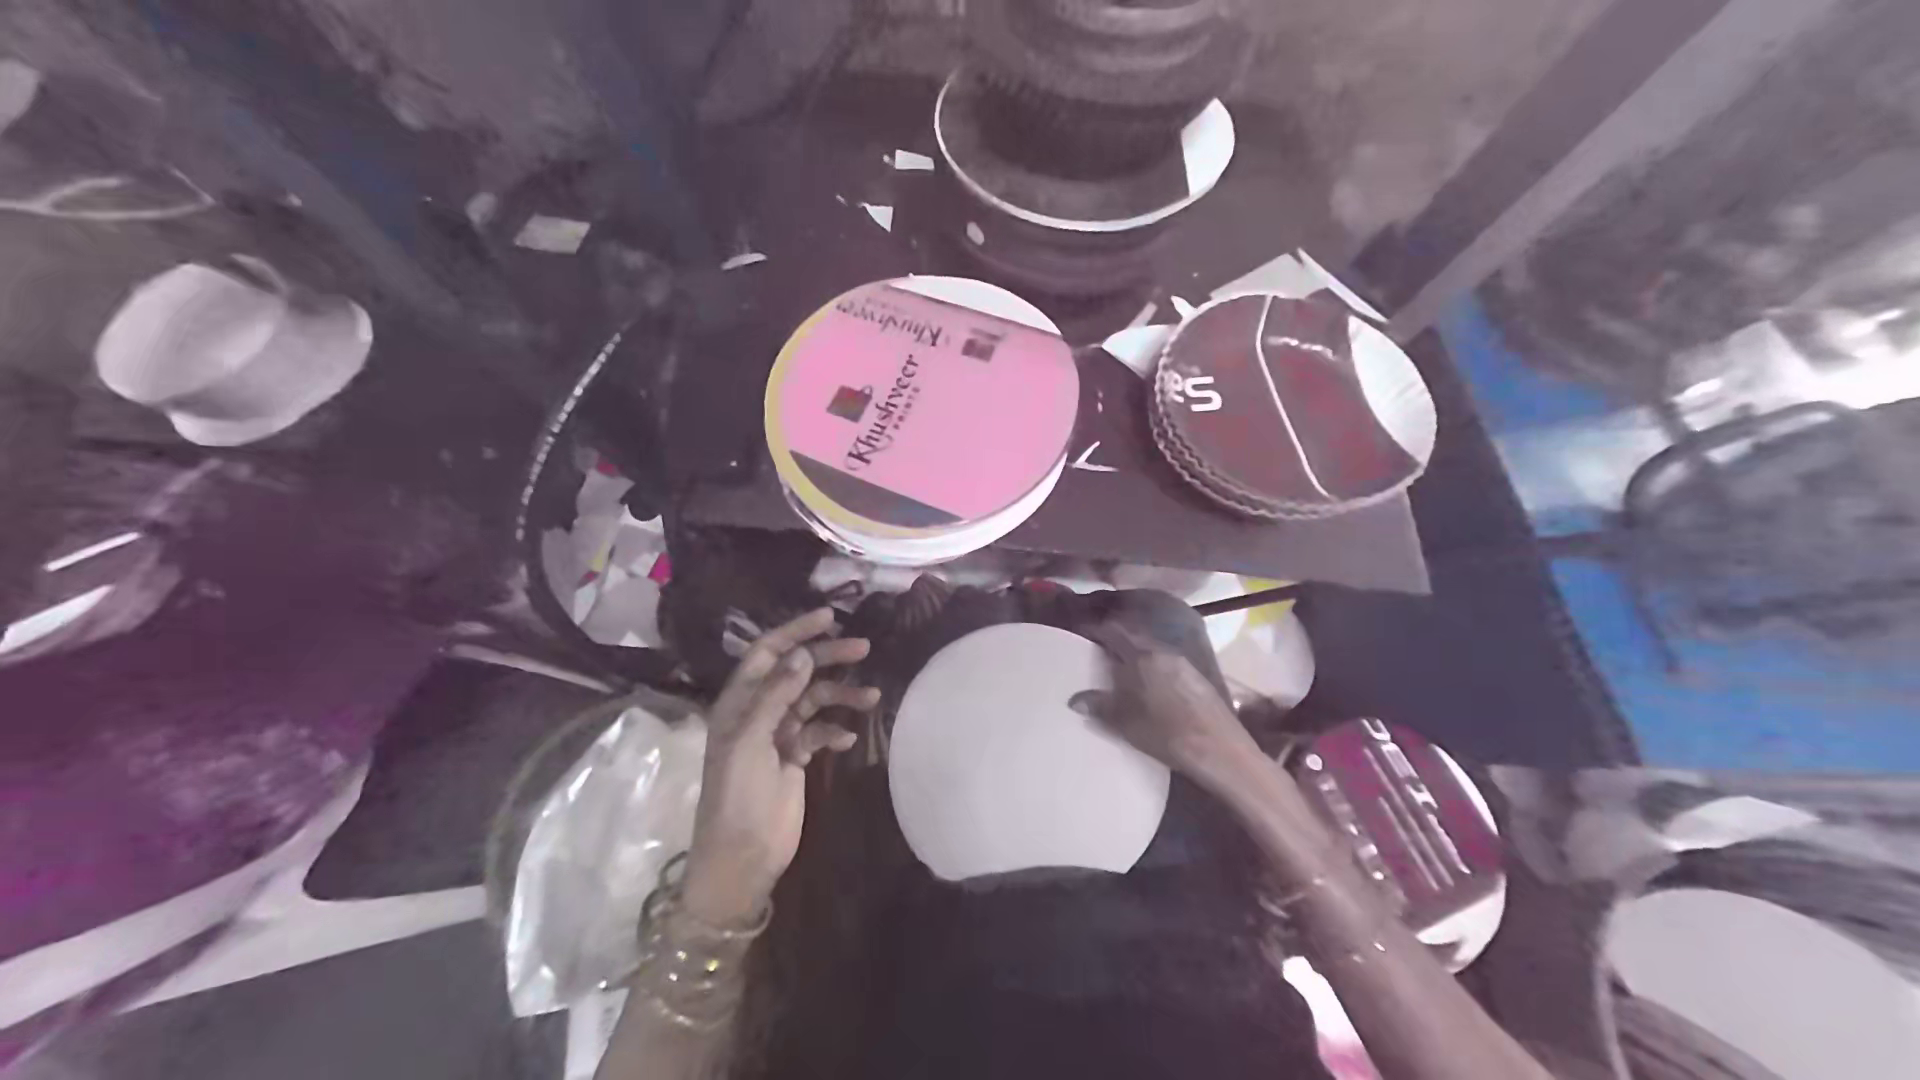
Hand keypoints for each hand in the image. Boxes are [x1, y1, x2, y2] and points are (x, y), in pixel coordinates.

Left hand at [682, 608, 879, 922]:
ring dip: (841, 696)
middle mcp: (759, 711)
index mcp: (739, 702)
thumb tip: (802, 653)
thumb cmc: (737, 797)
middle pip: (797, 672)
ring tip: (872, 698)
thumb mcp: (751, 741)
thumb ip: (776, 696)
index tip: (830, 617)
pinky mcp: (795, 758)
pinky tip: (848, 739)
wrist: (742, 858)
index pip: (768, 652)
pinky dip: (835, 730)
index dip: (796, 631)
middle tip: (863, 648)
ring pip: (814, 701)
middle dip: (828, 657)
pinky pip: (819, 732)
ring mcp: (778, 735)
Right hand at [1076, 623, 1259, 787]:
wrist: (1222, 751)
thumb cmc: (1168, 734)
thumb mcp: (1126, 722)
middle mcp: (1164, 652)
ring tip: (1122, 674)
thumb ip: (1100, 706)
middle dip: (1116, 645)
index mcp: (1142, 656)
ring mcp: (1184, 664)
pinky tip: (1150, 688)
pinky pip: (1167, 664)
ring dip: (1136, 658)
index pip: (1114, 632)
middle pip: (1134, 639)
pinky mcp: (1198, 679)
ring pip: (1152, 652)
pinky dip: (1153, 669)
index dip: (1096, 631)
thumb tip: (1075, 699)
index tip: (1083, 634)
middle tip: (1099, 656)